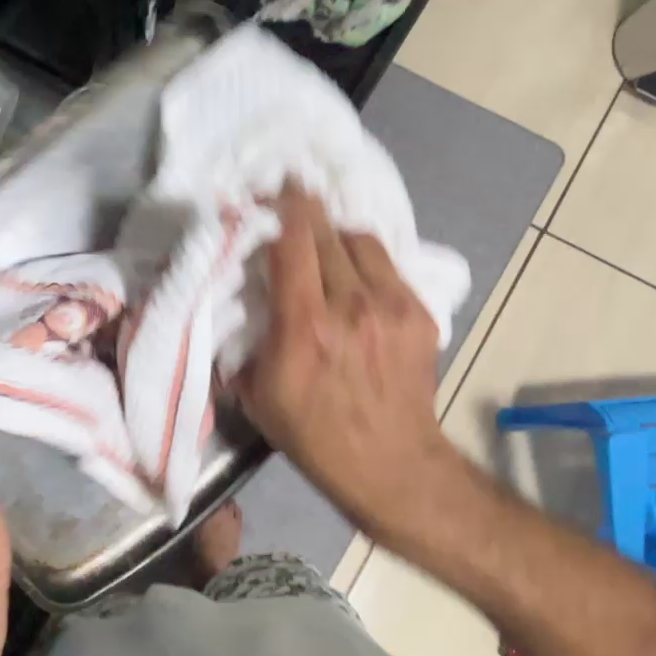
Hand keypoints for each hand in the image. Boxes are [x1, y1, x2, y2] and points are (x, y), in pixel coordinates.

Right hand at [240, 185, 457, 520]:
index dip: (279, 209)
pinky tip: (352, 276)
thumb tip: (236, 303)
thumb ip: (245, 341)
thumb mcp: (256, 393)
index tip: (269, 193)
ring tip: (322, 245)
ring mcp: (391, 307)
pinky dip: (363, 260)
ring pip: (359, 241)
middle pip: (326, 233)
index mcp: (304, 326)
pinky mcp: (419, 314)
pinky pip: (387, 264)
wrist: (390, 463)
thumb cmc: (311, 433)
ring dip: (335, 236)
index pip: (293, 243)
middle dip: (304, 213)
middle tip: (288, 206)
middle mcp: (350, 306)